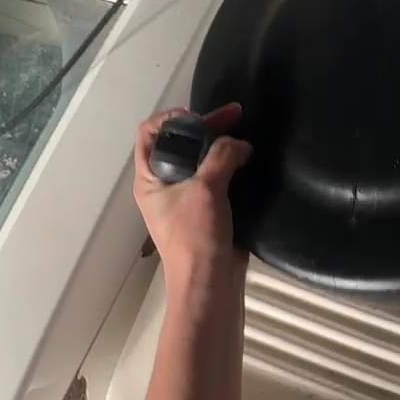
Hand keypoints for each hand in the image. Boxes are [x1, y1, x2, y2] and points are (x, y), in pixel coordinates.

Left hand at [134, 103, 252, 289]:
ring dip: (221, 144)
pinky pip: (217, 176)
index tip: (201, 119)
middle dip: (206, 126)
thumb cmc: (196, 237)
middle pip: (180, 143)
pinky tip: (249, 159)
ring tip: (246, 134)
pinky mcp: (208, 209)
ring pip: (201, 159)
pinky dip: (231, 164)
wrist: (209, 285)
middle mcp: (164, 184)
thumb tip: (240, 144)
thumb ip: (222, 157)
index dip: (173, 119)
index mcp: (150, 179)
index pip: (150, 133)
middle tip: (236, 114)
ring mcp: (186, 197)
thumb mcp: (206, 189)